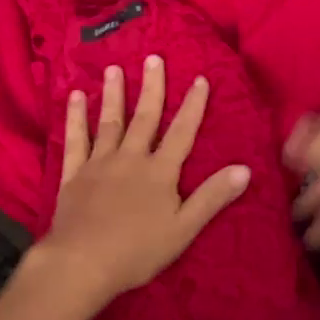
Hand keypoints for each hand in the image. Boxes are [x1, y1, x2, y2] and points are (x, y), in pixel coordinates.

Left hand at [33, 56, 251, 305]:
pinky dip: (75, 118)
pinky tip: (75, 98)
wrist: (82, 262)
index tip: (199, 79)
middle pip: (144, 117)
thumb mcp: (184, 228)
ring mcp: (100, 163)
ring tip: (115, 69)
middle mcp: (131, 158)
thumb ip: (212, 197)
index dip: (193, 106)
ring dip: (114, 94)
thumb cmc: (137, 250)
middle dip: (152, 87)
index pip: (182, 132)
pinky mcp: (74, 174)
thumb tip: (245, 168)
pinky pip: (76, 140)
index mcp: (160, 172)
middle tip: (153, 58)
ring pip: (110, 122)